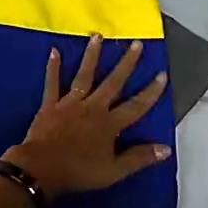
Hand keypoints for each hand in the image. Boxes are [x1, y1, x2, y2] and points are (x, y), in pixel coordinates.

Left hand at [2, 34, 170, 197]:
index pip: (136, 106)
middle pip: (113, 83)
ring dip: (92, 55)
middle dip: (126, 63)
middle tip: (136, 43)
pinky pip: (52, 83)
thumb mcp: (114, 171)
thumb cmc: (79, 171)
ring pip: (84, 75)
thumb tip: (166, 148)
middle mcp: (92, 108)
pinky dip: (53, 67)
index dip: (150, 91)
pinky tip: (54, 50)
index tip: (161, 74)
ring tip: (97, 35)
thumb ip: (139, 158)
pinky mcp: (50, 104)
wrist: (42, 169)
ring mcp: (70, 103)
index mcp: (109, 124)